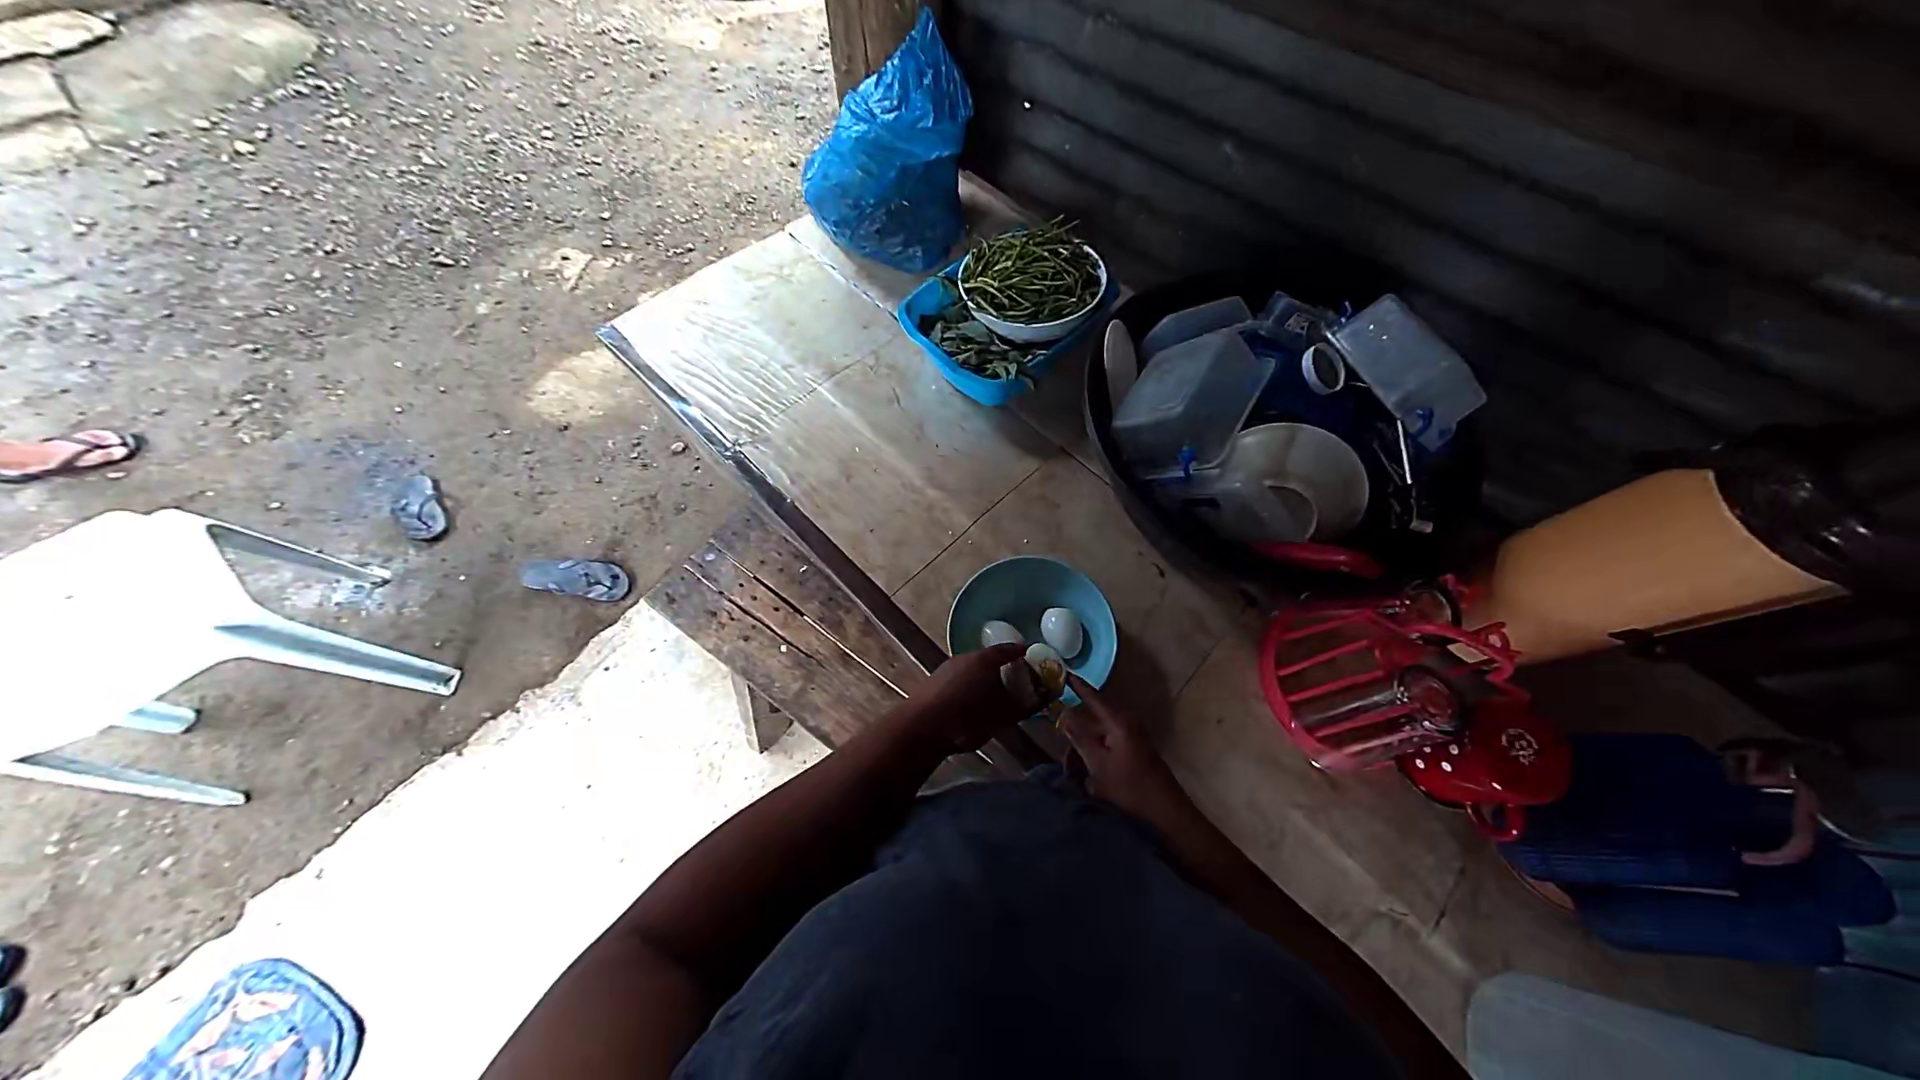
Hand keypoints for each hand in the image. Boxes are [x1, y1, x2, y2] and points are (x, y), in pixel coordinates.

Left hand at [897, 643, 1028, 751]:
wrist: (922, 727)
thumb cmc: (968, 718)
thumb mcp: (1004, 715)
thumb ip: (1027, 705)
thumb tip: (1046, 696)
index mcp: (986, 658)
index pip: (1012, 649)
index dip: (1027, 656)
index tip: (1038, 666)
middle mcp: (967, 656)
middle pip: (993, 658)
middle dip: (1008, 669)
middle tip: (1020, 685)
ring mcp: (949, 667)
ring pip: (975, 668)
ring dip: (988, 678)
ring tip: (998, 698)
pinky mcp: (936, 680)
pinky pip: (962, 678)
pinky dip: (973, 686)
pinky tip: (974, 704)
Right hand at [1061, 673, 1192, 824]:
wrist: (1166, 811)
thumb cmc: (1130, 787)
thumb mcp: (1098, 764)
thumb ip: (1080, 738)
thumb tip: (1065, 716)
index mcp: (1119, 723)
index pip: (1095, 699)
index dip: (1080, 687)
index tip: (1067, 674)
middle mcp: (1129, 725)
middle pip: (1097, 719)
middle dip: (1078, 729)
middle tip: (1062, 741)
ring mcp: (1135, 738)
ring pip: (1103, 733)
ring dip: (1088, 744)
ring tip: (1073, 763)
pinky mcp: (1138, 751)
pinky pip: (1112, 743)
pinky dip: (1098, 750)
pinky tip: (1089, 767)